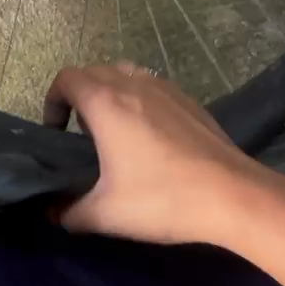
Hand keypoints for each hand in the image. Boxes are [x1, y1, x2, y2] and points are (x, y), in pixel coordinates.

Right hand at [47, 62, 262, 244]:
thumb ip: (70, 213)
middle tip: (83, 134)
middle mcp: (129, 83)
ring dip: (110, 91)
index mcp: (104, 102)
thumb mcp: (108, 214)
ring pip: (123, 72)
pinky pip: (150, 84)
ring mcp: (161, 87)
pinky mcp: (186, 98)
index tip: (57, 131)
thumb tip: (52, 213)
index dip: (53, 100)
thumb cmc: (163, 198)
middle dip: (79, 95)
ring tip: (116, 128)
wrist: (232, 195)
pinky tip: (151, 133)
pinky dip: (138, 97)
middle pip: (92, 72)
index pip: (66, 78)